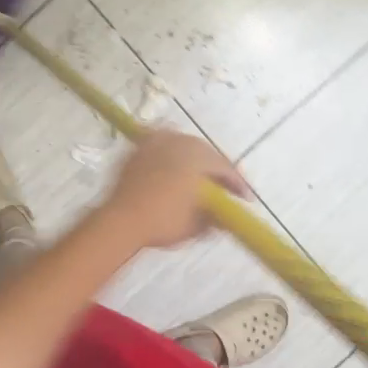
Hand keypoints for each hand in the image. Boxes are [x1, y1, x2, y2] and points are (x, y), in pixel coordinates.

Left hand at [97, 130, 248, 249]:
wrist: (121, 220)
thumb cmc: (163, 222)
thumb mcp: (196, 225)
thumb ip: (215, 217)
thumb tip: (224, 217)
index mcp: (198, 157)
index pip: (225, 168)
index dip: (238, 184)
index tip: (246, 198)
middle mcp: (180, 142)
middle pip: (206, 153)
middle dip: (217, 170)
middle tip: (225, 188)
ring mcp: (157, 142)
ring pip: (184, 145)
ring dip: (196, 159)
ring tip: (200, 176)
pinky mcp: (139, 148)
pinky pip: (161, 143)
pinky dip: (171, 151)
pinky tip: (173, 159)